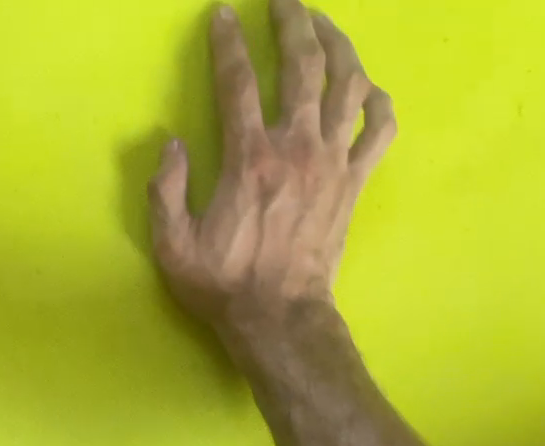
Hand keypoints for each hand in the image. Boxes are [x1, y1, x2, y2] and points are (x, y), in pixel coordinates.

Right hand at [150, 1, 394, 332]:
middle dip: (293, 21)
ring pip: (347, 83)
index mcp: (248, 160)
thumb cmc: (220, 284)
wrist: (277, 316)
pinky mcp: (354, 182)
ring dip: (338, 43)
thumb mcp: (172, 246)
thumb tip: (171, 144)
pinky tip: (367, 90)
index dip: (228, 46)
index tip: (223, 15)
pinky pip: (379, 129)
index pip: (238, 85)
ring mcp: (333, 162)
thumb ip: (166, 191)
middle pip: (303, 66)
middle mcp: (296, 147)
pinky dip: (378, 102)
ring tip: (324, 24)